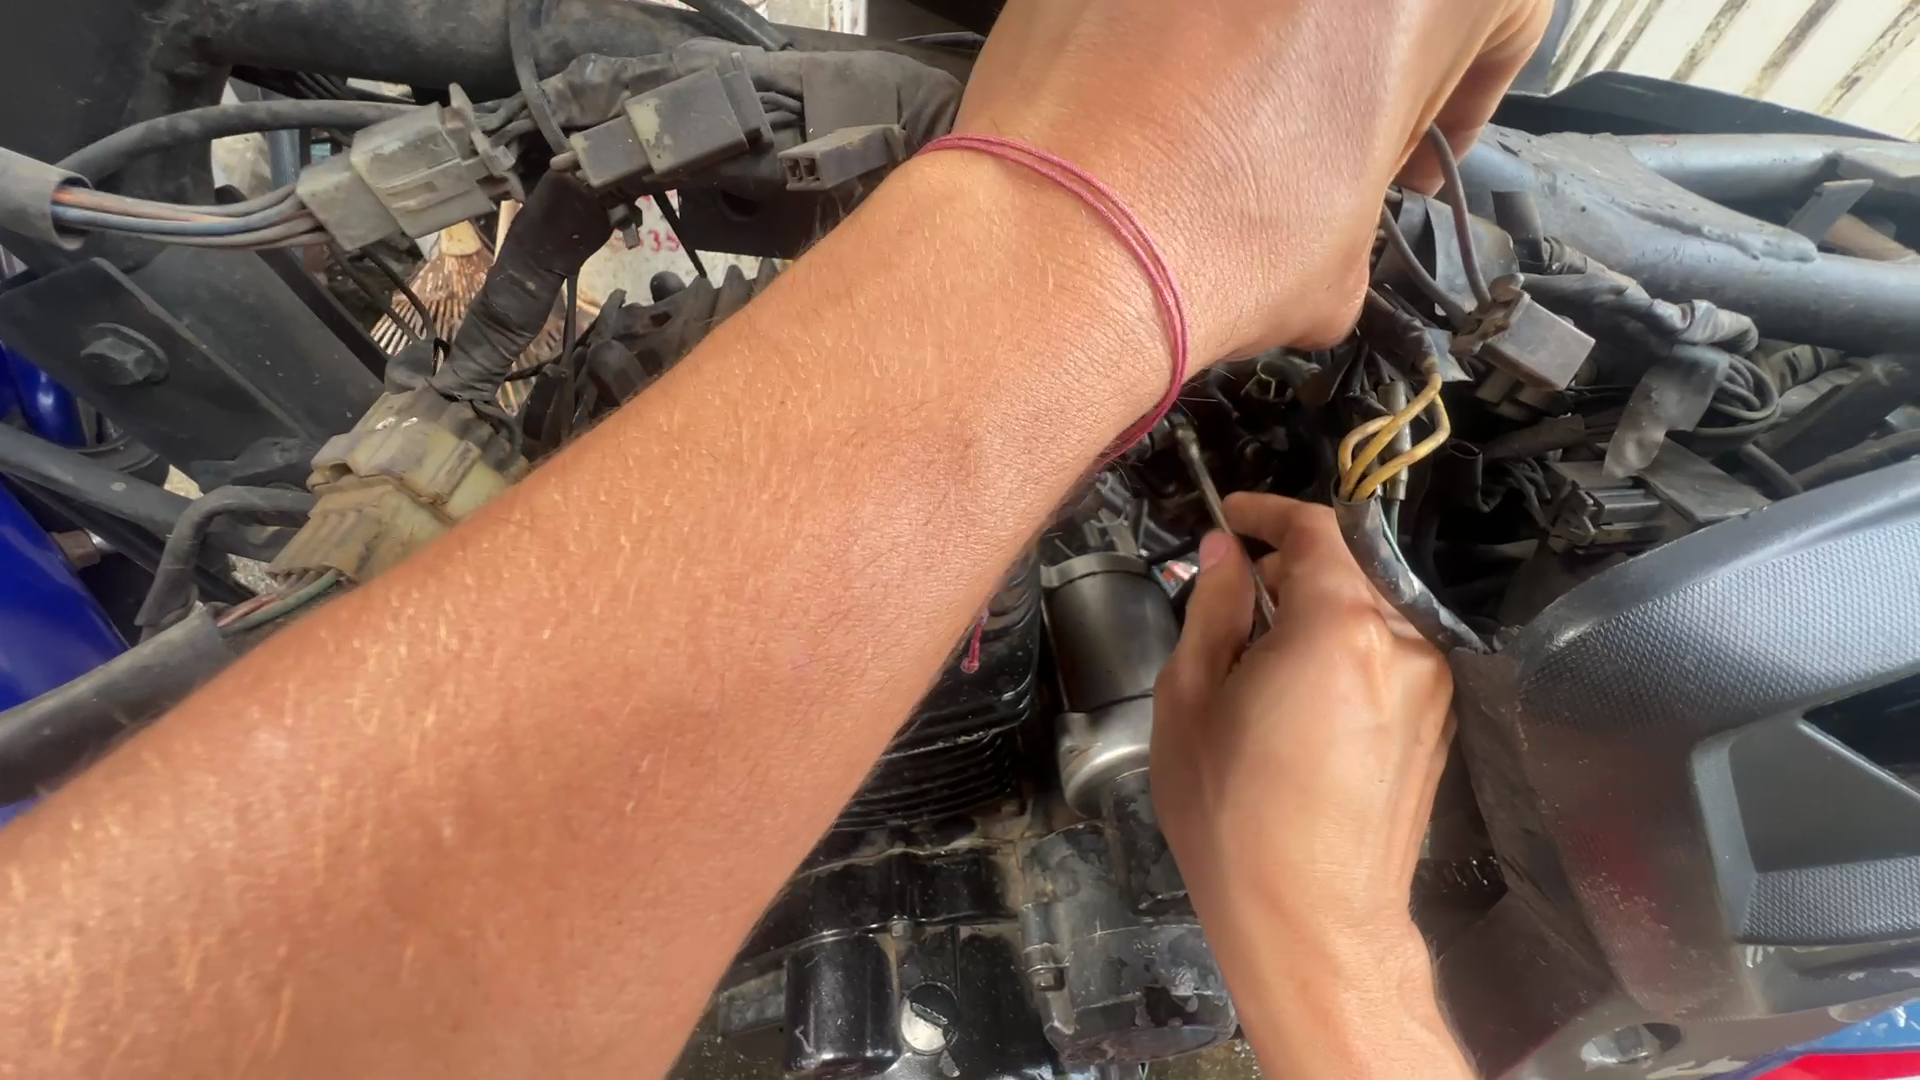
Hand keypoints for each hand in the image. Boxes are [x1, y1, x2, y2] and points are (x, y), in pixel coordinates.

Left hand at [953, 0, 1554, 357]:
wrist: (1066, 243)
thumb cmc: (1223, 251)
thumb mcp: (1332, 272)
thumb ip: (1356, 229)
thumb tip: (1321, 248)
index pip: (1499, 23)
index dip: (1459, 106)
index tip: (1407, 166)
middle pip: (1362, 4)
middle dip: (1346, 75)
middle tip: (1303, 158)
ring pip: (1246, 8)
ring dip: (1247, 57)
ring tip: (1201, 147)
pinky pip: (1150, 8)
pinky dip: (1157, 49)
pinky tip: (1132, 120)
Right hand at [1150, 494, 1466, 1075]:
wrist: (1308, 921)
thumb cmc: (1230, 807)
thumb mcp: (1191, 694)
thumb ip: (1214, 606)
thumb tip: (1222, 551)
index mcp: (1342, 627)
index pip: (1318, 530)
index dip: (1269, 511)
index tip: (1230, 517)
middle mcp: (1405, 645)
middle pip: (1348, 567)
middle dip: (1285, 566)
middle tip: (1227, 596)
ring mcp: (1431, 689)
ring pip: (1368, 611)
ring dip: (1312, 609)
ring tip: (1253, 654)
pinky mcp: (1436, 727)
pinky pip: (1385, 655)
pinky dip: (1339, 647)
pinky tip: (1293, 695)